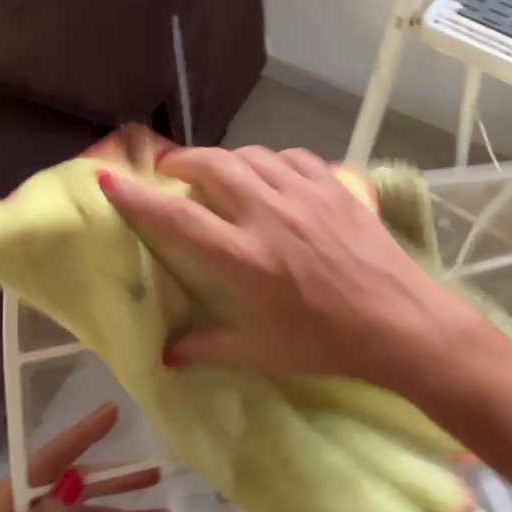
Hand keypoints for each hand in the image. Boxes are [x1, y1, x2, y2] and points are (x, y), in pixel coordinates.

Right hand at [97, 146, 484, 390]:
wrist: (402, 324)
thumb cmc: (327, 344)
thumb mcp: (261, 351)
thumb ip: (207, 347)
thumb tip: (166, 355)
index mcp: (244, 258)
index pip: (177, 217)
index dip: (137, 198)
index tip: (108, 181)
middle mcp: (269, 215)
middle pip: (211, 166)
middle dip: (181, 162)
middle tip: (171, 172)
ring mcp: (305, 195)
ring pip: (251, 156)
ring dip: (226, 160)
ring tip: (220, 175)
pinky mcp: (335, 187)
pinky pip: (292, 157)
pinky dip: (271, 161)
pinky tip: (272, 178)